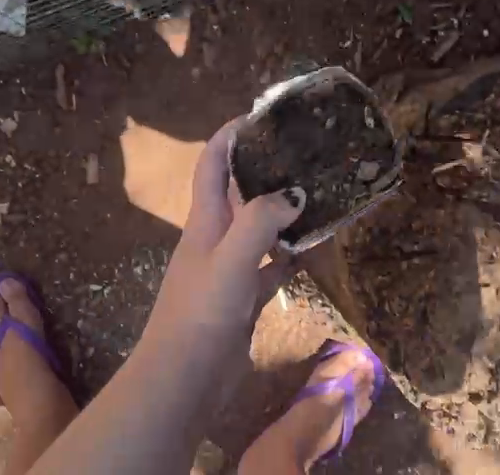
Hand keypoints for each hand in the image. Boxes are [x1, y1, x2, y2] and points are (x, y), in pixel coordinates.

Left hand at [141, 118, 304, 367]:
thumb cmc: (200, 313)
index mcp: (205, 220)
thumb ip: (260, 221)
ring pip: (259, 227)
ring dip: (282, 211)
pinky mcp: (242, 299)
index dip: (231, 135)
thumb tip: (293, 192)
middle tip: (302, 153)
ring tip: (318, 193)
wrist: (182, 383)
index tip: (260, 116)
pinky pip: (271, 266)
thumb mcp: (230, 260)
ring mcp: (229, 269)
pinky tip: (314, 247)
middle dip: (264, 168)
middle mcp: (216, 237)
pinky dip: (290, 254)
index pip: (213, 163)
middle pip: (238, 190)